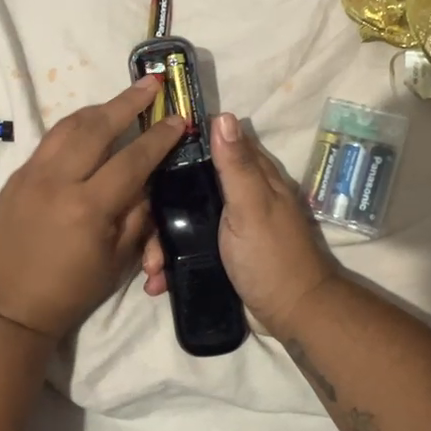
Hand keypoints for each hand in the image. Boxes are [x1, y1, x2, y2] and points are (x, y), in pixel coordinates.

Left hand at [0, 79, 186, 341]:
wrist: (7, 308)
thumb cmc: (70, 292)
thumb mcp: (116, 261)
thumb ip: (136, 215)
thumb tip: (147, 179)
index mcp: (88, 207)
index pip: (132, 159)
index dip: (158, 137)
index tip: (178, 119)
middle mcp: (57, 181)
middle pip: (96, 126)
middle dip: (127, 102)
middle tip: (151, 83)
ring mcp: (30, 175)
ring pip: (67, 126)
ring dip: (97, 109)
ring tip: (120, 101)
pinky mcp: (14, 178)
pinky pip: (48, 142)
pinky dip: (72, 128)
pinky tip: (87, 128)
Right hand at [142, 112, 336, 335]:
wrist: (292, 314)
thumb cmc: (272, 256)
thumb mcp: (252, 206)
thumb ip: (236, 166)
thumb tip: (222, 115)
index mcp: (252, 177)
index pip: (214, 146)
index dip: (181, 145)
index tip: (145, 151)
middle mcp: (240, 196)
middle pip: (191, 187)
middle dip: (161, 207)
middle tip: (139, 227)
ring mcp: (230, 227)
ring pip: (185, 221)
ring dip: (163, 241)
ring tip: (150, 266)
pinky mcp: (222, 253)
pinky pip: (188, 249)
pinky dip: (172, 262)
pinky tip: (158, 280)